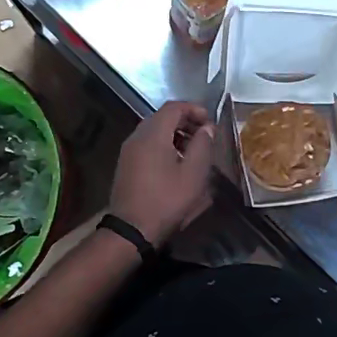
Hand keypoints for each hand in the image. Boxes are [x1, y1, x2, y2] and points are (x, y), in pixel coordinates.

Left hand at [109, 101, 216, 247]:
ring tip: (193, 152)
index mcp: (153, 134)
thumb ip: (203, 145)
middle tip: (204, 136)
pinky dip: (163, 146)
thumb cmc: (167, 201)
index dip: (194, 109)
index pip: (173, 107)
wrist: (131, 230)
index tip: (210, 123)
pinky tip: (176, 164)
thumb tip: (207, 127)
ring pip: (153, 132)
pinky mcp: (125, 165)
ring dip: (175, 135)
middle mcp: (136, 136)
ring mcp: (128, 151)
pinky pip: (146, 145)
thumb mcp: (194, 174)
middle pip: (162, 117)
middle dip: (185, 122)